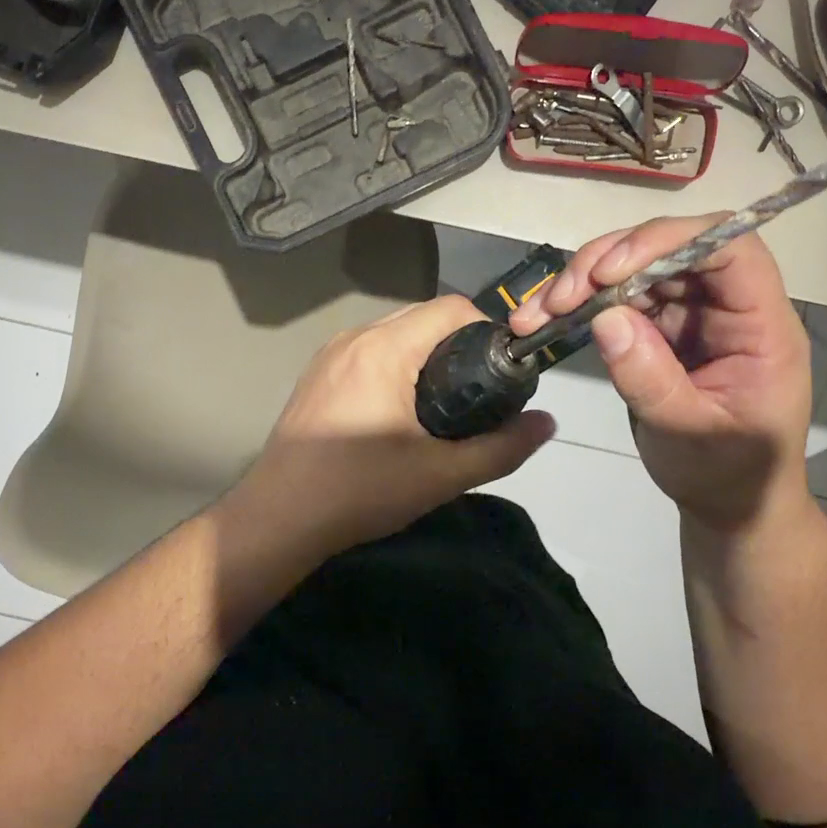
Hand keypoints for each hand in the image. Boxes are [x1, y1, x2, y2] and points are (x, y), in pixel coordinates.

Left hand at [224, 295, 555, 557]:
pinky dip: (397, 369)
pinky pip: (370, 354)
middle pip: (424, 318)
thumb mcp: (441, 475)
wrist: (279, 519)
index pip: (452, 309)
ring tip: (445, 408)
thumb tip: (548, 423)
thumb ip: (501, 448)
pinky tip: (401, 415)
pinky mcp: (316, 377)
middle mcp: (354, 339)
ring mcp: (330, 356)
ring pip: (395, 336)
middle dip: (459, 348)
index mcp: (384, 349)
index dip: (488, 332)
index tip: (502, 374)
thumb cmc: (360, 492)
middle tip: (479, 396)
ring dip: (427, 359)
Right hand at [509, 223, 812, 534]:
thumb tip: (604, 317)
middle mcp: (727, 305)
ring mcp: (691, 313)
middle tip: (560, 298)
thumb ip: (650, 378)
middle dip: (608, 262)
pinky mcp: (659, 328)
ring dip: (582, 282)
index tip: (610, 273)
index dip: (668, 243)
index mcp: (762, 324)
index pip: (727, 249)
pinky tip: (542, 321)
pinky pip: (617, 300)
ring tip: (537, 313)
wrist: (729, 505)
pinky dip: (578, 306)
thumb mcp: (689, 434)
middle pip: (670, 249)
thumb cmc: (727, 474)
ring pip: (635, 270)